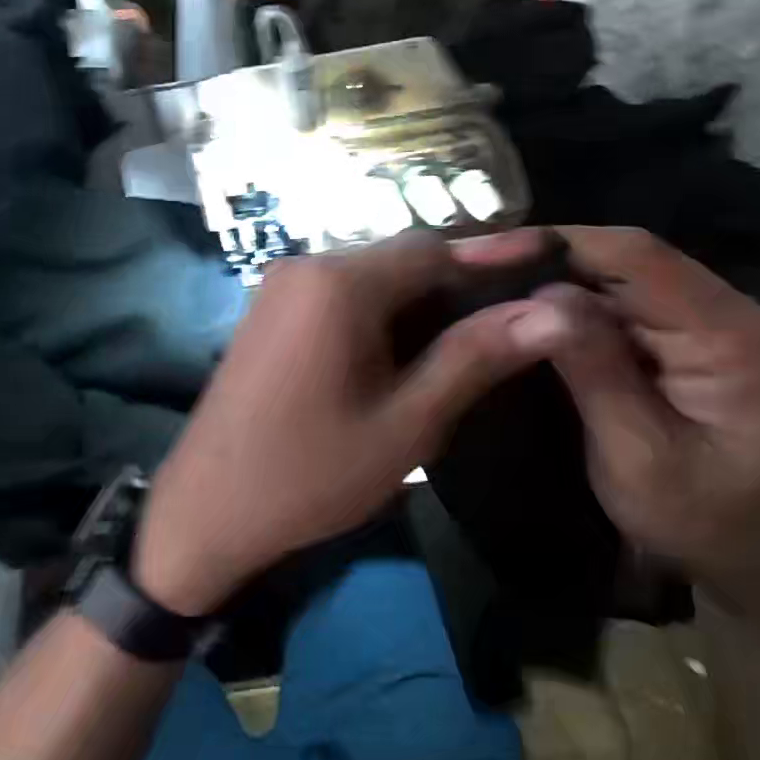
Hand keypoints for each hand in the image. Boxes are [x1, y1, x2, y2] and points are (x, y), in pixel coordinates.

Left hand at [132, 233, 544, 615]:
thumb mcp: (406, 424)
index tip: (548, 257)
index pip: (434, 249)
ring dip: (422, 301)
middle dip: (459, 282)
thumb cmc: (309, 475)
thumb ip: (474, 359)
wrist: (206, 509)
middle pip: (402, 258)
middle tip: (517, 311)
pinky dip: (383, 314)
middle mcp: (305, 266)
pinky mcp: (270, 312)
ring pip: (372, 277)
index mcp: (338, 284)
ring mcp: (281, 287)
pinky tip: (411, 346)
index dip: (493, 257)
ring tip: (476, 333)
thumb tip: (553, 314)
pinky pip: (340, 296)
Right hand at [455, 227, 759, 643]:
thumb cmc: (706, 526)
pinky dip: (580, 310)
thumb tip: (540, 295)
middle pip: (634, 263)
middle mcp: (734, 316)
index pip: (644, 259)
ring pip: (627, 282)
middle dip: (556, 261)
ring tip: (497, 286)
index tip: (495, 247)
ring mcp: (716, 328)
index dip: (566, 242)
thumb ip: (595, 372)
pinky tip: (536, 316)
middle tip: (482, 269)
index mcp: (736, 338)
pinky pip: (631, 309)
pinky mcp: (695, 345)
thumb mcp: (638, 457)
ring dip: (563, 283)